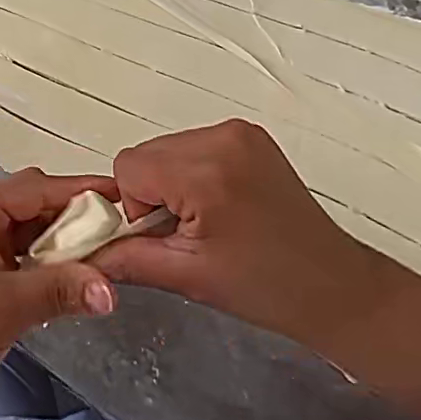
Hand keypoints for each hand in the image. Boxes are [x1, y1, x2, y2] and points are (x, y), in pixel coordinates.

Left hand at [0, 170, 120, 419]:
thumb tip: (110, 287)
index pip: (39, 188)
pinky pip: (25, 257)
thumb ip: (59, 290)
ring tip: (106, 260)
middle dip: (77, 219)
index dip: (83, 190)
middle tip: (121, 235)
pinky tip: (74, 282)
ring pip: (34, 233)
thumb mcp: (3, 308)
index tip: (125, 197)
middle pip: (37, 205)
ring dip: (66, 247)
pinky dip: (50, 267)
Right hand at [93, 120, 386, 340]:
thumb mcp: (187, 277)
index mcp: (207, 174)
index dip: (136, 204)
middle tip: (186, 230)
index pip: (129, 165)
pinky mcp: (247, 134)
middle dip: (152, 191)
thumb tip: (85, 250)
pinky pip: (192, 143)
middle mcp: (222, 140)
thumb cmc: (268, 287)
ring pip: (166, 147)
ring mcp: (238, 132)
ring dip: (171, 180)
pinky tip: (218, 201)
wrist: (335, 286)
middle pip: (146, 153)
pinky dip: (191, 170)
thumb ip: (126, 257)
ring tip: (206, 218)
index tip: (165, 232)